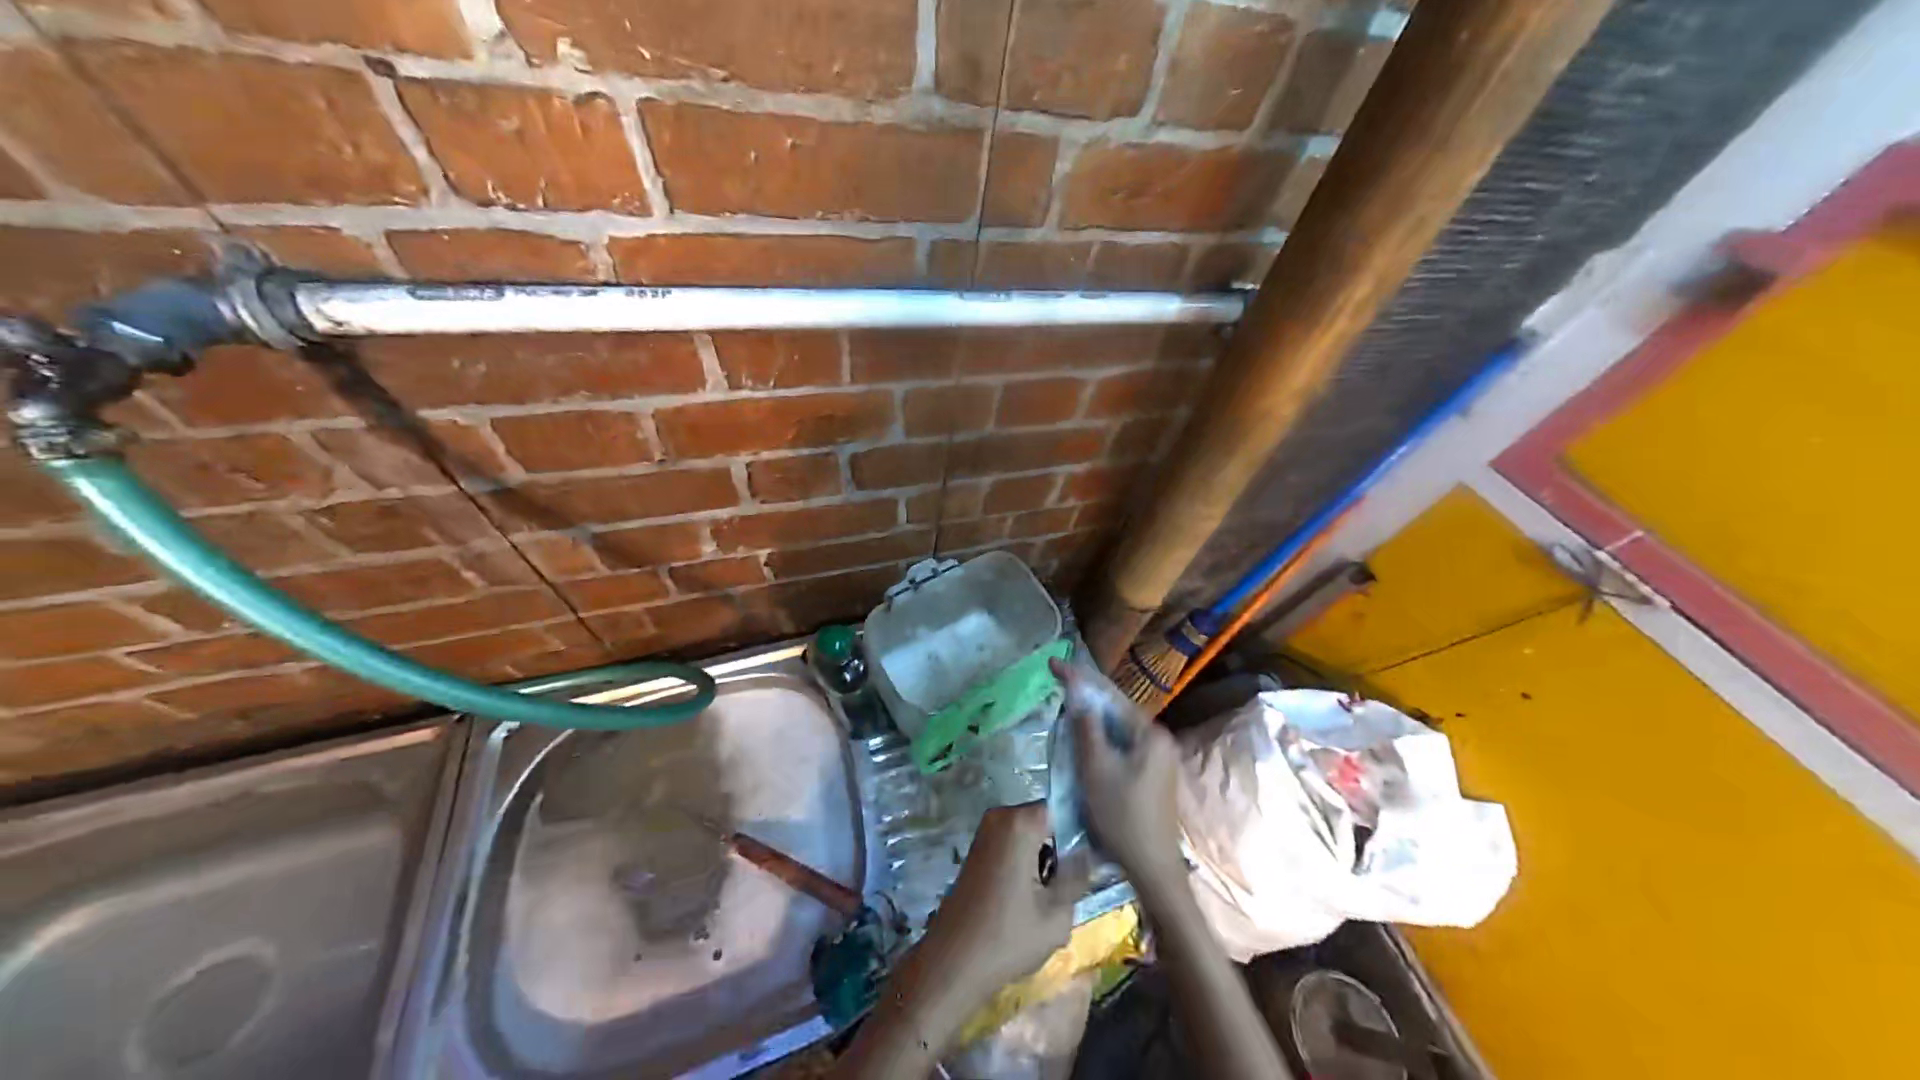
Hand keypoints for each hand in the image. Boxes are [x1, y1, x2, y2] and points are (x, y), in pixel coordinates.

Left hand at [920, 801, 1087, 1001]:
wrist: (952, 963)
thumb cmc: (1008, 938)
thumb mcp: (1057, 913)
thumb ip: (1079, 875)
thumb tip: (1094, 851)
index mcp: (1019, 822)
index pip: (1065, 808)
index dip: (1083, 830)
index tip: (1094, 858)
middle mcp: (1000, 816)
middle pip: (1047, 821)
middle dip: (1062, 848)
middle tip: (1070, 886)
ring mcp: (986, 831)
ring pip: (1032, 836)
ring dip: (1045, 859)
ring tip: (1049, 898)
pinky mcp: (978, 848)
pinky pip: (1015, 845)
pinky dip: (1026, 864)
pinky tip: (1028, 898)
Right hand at [1054, 659, 1184, 891]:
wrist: (1152, 867)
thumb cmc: (1122, 816)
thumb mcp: (1096, 769)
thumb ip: (1086, 728)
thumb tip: (1078, 696)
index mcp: (1148, 733)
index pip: (1109, 694)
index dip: (1079, 677)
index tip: (1053, 663)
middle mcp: (1158, 738)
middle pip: (1116, 708)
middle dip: (1086, 696)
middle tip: (1057, 686)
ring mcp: (1158, 757)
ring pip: (1118, 728)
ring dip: (1092, 720)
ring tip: (1065, 710)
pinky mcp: (1153, 774)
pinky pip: (1122, 745)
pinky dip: (1102, 739)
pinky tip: (1085, 743)